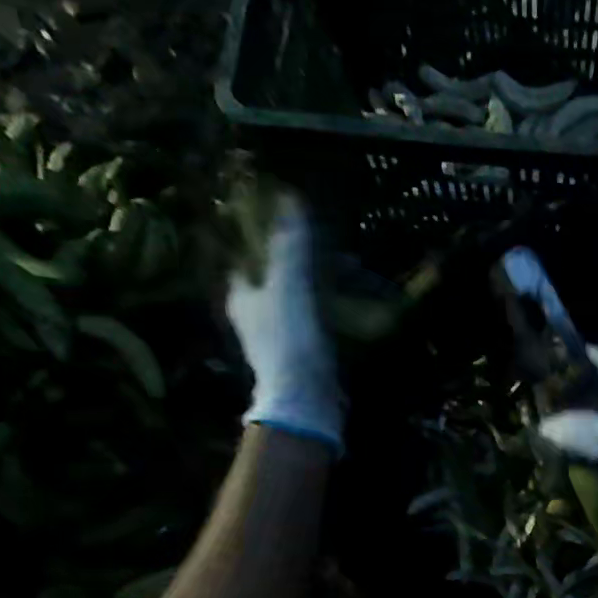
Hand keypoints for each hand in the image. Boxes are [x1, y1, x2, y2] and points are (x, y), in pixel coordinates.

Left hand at [226, 194, 343, 452]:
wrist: (305, 398)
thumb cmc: (288, 337)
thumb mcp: (288, 284)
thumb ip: (290, 245)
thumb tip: (290, 200)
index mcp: (241, 296)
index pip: (247, 256)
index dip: (266, 237)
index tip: (293, 222)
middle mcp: (255, 316)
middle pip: (279, 275)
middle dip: (308, 259)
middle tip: (336, 247)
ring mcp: (279, 336)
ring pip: (302, 297)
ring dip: (326, 282)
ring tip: (356, 271)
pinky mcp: (304, 353)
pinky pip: (319, 319)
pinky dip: (335, 307)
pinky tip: (356, 301)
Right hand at [539, 347, 597, 534]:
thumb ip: (576, 431)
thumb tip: (540, 428)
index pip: (581, 358)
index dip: (554, 366)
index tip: (525, 382)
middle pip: (585, 390)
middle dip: (558, 404)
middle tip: (526, 418)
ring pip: (594, 417)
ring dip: (573, 430)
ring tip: (539, 441)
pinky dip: (589, 447)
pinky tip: (566, 458)